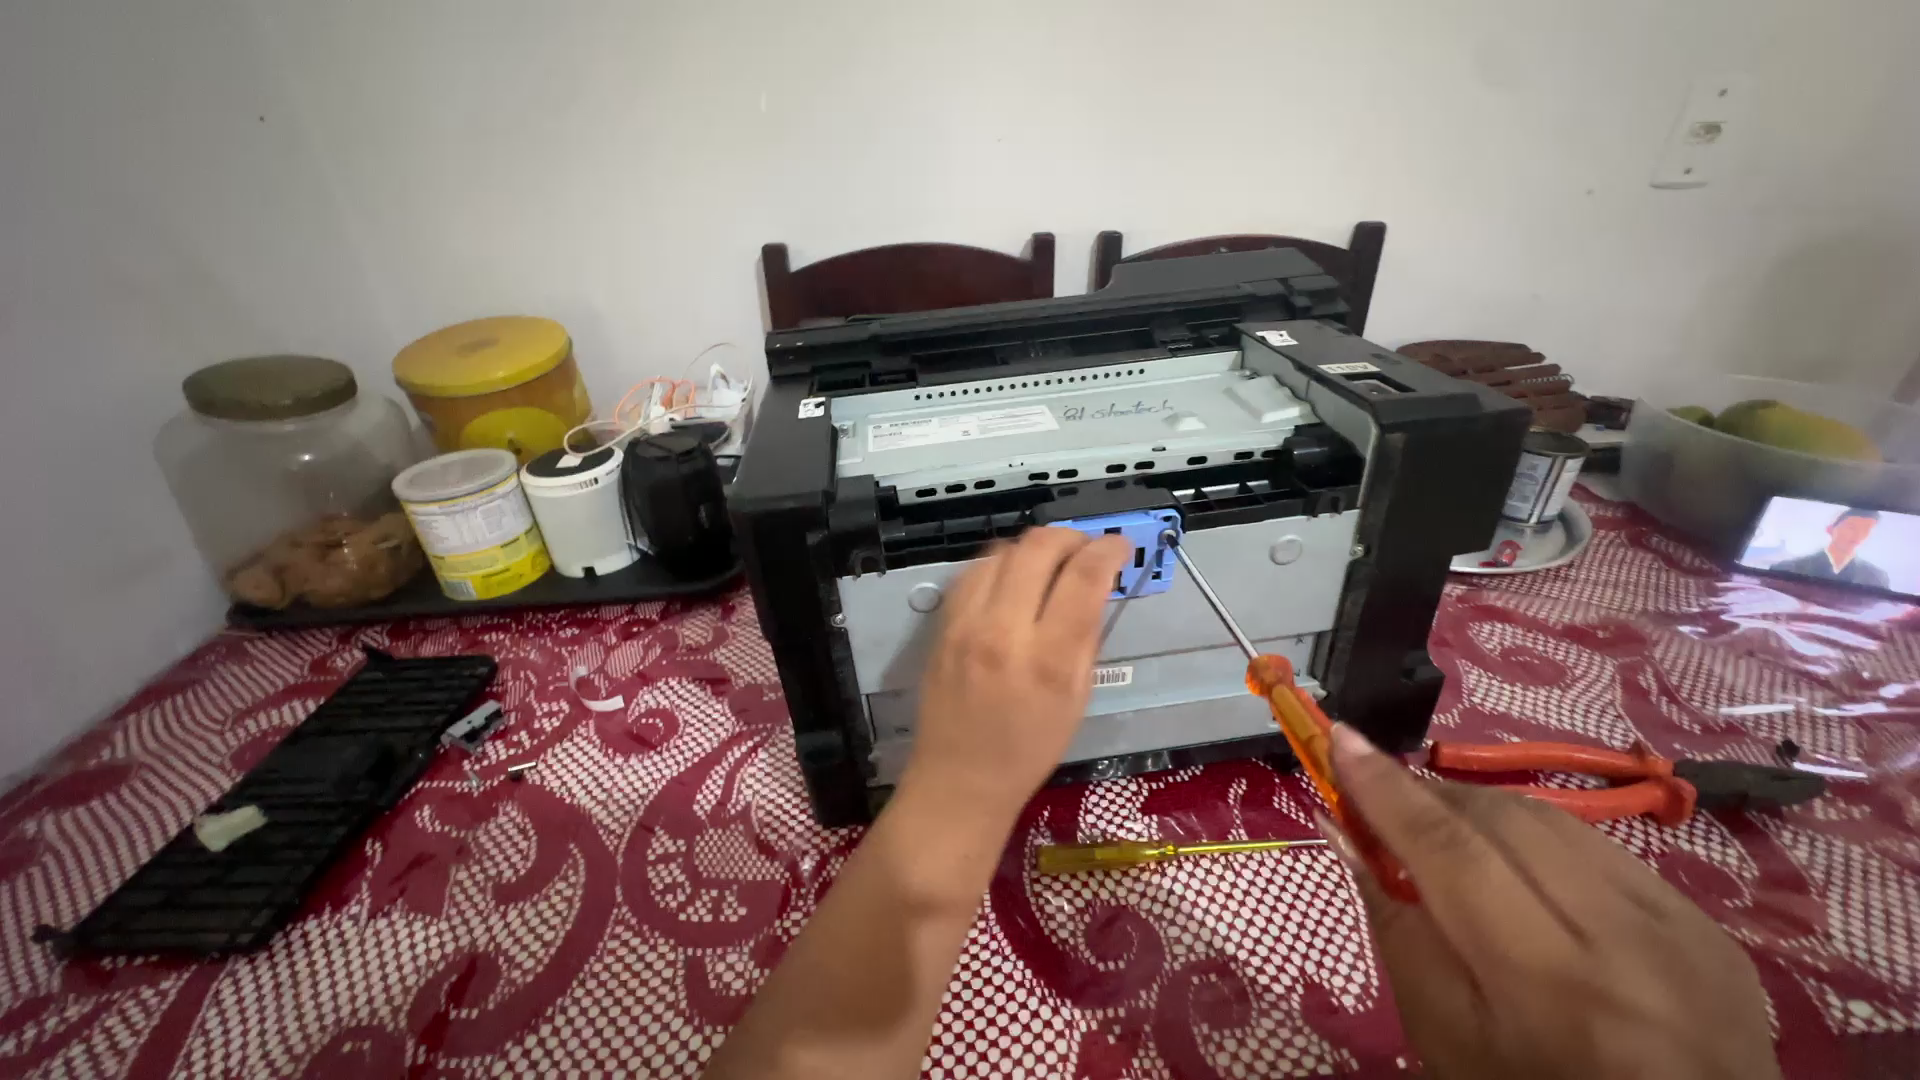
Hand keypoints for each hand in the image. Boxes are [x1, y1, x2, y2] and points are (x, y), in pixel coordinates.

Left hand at [902, 527, 1130, 817]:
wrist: (959, 778)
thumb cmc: (1029, 749)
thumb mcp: (1077, 699)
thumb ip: (1086, 638)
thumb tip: (1095, 588)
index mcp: (1049, 659)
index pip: (1084, 577)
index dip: (1108, 550)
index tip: (1119, 546)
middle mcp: (1003, 631)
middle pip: (1038, 548)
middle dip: (1071, 537)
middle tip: (1085, 549)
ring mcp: (965, 623)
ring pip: (1002, 551)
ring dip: (1033, 547)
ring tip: (1051, 562)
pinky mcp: (941, 624)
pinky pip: (972, 571)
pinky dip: (1000, 564)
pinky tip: (1013, 579)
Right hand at [1325, 725, 1780, 1079]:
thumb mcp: (1438, 1025)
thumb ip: (1391, 918)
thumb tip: (1343, 825)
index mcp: (1542, 981)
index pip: (1449, 850)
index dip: (1387, 789)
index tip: (1341, 737)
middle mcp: (1620, 937)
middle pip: (1499, 819)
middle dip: (1427, 795)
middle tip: (1382, 799)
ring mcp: (1674, 923)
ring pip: (1546, 818)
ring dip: (1478, 811)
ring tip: (1445, 835)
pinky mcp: (1700, 920)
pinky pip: (1595, 844)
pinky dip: (1536, 839)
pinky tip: (1520, 870)